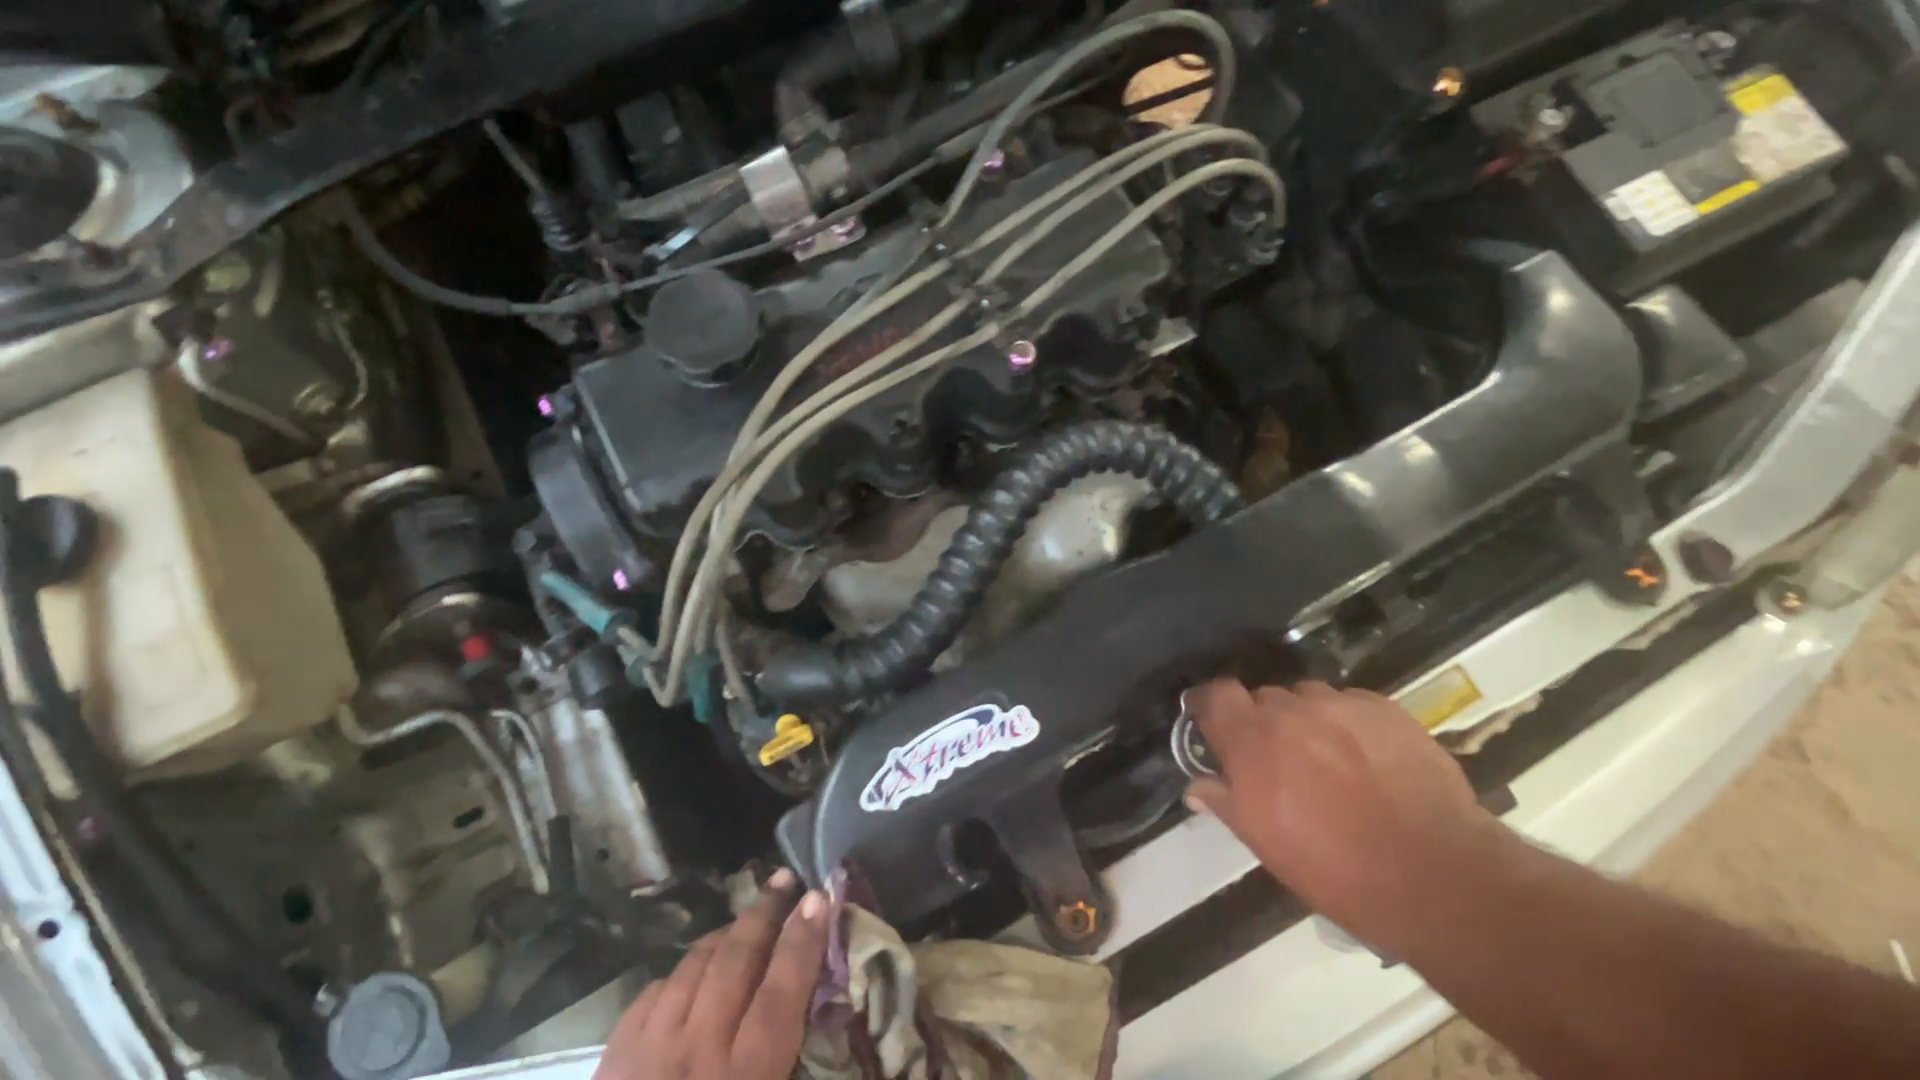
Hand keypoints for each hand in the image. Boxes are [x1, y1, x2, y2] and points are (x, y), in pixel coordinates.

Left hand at [594, 871, 827, 1079]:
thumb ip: (789, 1066)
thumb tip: (809, 1023)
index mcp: (743, 1075)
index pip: (780, 991)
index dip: (803, 942)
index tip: (820, 898)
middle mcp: (695, 1051)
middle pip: (735, 961)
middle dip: (764, 913)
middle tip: (787, 879)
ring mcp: (648, 1048)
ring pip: (693, 966)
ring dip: (725, 935)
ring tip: (748, 918)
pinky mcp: (613, 1056)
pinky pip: (656, 990)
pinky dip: (683, 971)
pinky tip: (694, 972)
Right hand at [1183, 679, 1507, 951]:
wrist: (1433, 872)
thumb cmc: (1334, 869)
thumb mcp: (1265, 845)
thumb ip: (1226, 802)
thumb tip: (1199, 785)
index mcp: (1252, 740)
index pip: (1215, 695)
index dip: (1209, 706)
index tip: (1211, 723)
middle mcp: (1292, 710)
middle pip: (1263, 698)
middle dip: (1263, 723)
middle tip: (1277, 761)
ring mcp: (1342, 705)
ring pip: (1308, 698)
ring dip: (1306, 721)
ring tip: (1327, 760)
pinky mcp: (1387, 709)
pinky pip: (1351, 705)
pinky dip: (1347, 724)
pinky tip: (1367, 761)